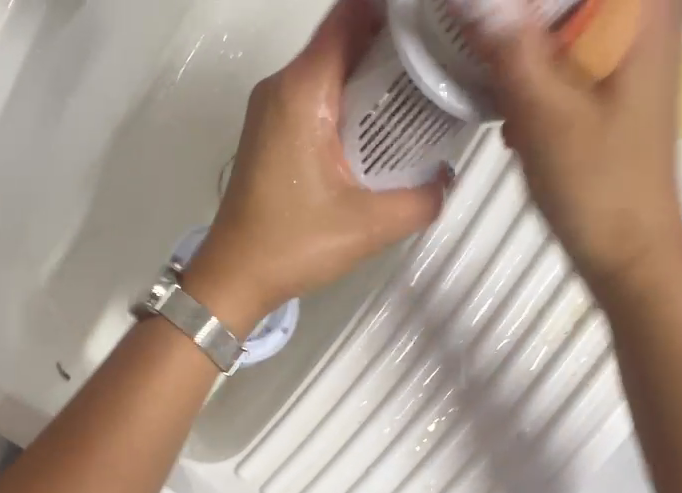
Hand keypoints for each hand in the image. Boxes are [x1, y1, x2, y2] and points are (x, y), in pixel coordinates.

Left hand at [187, 0, 451, 323]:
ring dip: (373, 79)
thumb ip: (421, 199)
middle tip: (438, 71)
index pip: (352, 15)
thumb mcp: (369, 227)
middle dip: (393, 48)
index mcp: (302, 91)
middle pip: (345, 39)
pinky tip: (378, 136)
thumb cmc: (291, 247)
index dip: (395, 14)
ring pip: (331, 69)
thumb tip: (446, 179)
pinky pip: (318, 98)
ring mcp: (273, 109)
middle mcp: (283, 87)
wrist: (234, 278)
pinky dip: (351, 105)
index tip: (432, 30)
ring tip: (416, 102)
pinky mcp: (272, 132)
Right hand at [460, 0, 681, 285]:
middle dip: (513, 13)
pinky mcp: (610, 82)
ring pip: (560, 18)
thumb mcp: (544, 112)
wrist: (631, 252)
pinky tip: (504, 97)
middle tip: (471, 29)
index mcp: (641, 7)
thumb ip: (506, 43)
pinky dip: (530, 62)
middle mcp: (644, 14)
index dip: (522, 0)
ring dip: (516, 34)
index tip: (481, 13)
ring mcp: (628, 50)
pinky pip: (562, 48)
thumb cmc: (598, 186)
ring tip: (477, 55)